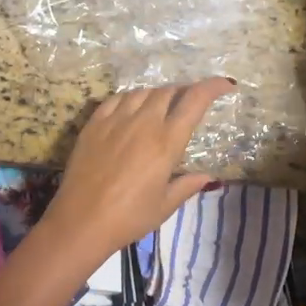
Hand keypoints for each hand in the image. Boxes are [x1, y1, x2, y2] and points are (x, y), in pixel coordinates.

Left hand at [38, 78, 235, 261]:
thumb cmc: (128, 218)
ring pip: (142, 92)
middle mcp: (143, 123)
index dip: (213, 87)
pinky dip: (129, 98)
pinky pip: (115, 99)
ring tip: (159, 107)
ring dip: (156, 95)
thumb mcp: (164, 206)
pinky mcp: (93, 124)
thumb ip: (187, 186)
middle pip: (168, 92)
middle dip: (183, 93)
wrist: (80, 222)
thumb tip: (207, 177)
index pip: (194, 101)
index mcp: (166, 142)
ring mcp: (115, 120)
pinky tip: (130, 109)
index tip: (225, 84)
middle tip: (187, 104)